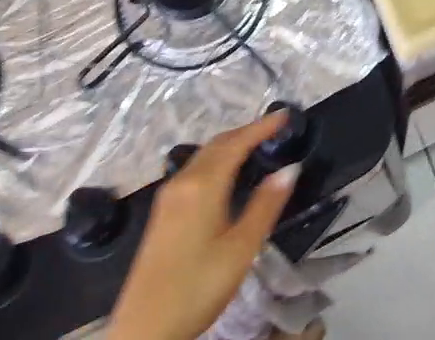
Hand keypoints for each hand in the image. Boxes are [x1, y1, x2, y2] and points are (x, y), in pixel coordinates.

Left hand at [109, 112, 299, 339]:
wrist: (144, 330)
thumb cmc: (198, 288)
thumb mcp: (241, 250)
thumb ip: (265, 206)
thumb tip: (290, 169)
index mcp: (202, 186)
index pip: (236, 143)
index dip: (261, 127)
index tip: (285, 116)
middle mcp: (182, 183)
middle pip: (216, 145)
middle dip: (245, 132)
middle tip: (274, 128)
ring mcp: (167, 198)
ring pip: (202, 157)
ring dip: (229, 146)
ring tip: (255, 145)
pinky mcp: (162, 214)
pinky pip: (193, 171)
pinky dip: (215, 161)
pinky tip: (226, 175)